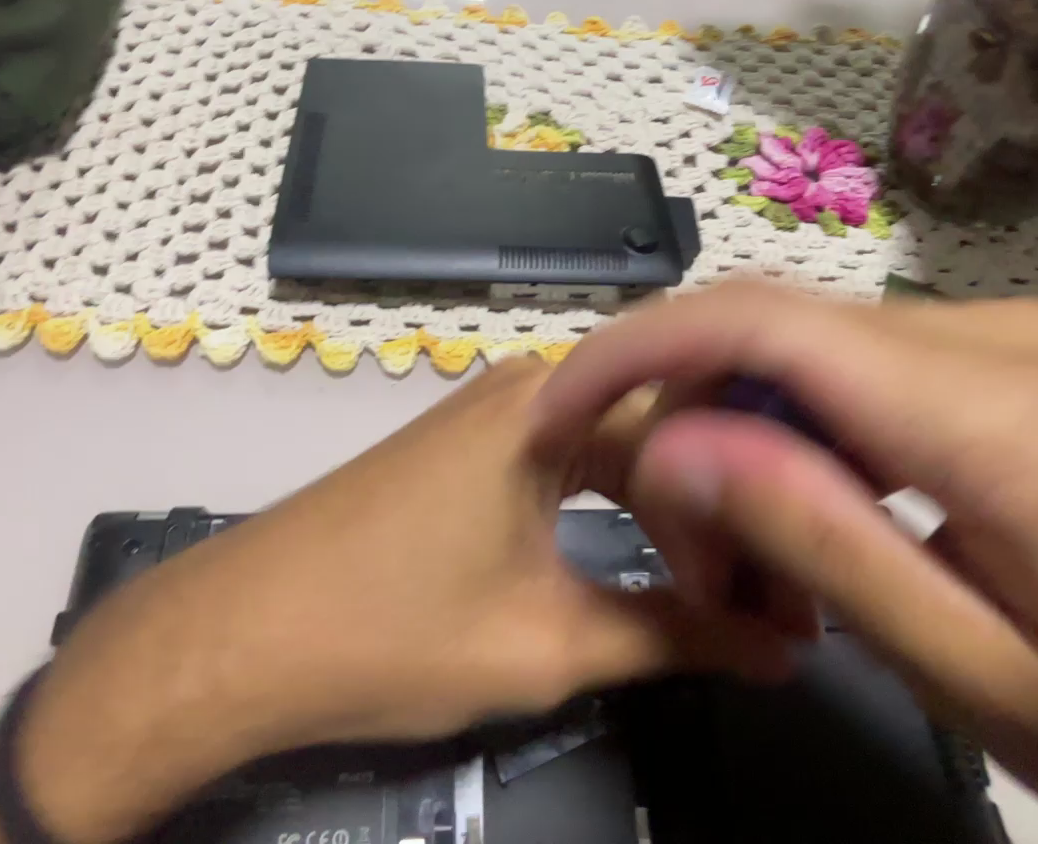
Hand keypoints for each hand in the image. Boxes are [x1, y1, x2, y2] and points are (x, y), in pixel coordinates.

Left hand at [9, 358, 786, 843]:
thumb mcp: (547, 643)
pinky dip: (612, 506)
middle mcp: (528, 386)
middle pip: (660, 433)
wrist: (238, 635)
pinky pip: (567, 458)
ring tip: (720, 588)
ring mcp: (492, 414)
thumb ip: (673, 637)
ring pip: (615, 447)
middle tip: (773, 598)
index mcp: (552, 406)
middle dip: (719, 512)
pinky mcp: (467, 448)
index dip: (756, 520)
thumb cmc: (390, 631)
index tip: (799, 597)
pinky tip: (645, 554)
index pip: (696, 439)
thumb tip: (780, 650)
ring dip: (668, 511)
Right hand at [534, 282, 1037, 843]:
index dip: (636, 351)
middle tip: (688, 560)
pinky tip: (810, 516)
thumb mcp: (971, 673)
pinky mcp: (1005, 355)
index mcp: (1003, 417)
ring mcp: (1008, 333)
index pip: (765, 321)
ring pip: (797, 344)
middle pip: (768, 328)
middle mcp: (1001, 334)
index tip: (556, 413)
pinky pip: (848, 364)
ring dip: (736, 434)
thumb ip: (820, 541)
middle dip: (682, 422)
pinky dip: (791, 431)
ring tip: (751, 562)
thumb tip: (676, 442)